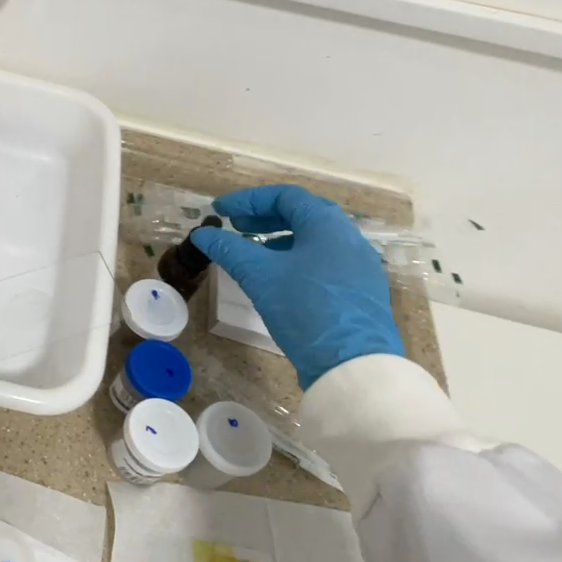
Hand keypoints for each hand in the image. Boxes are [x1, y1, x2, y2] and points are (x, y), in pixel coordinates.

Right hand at [191, 184, 402, 389]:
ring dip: (278, 238)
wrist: (352, 365)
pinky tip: (277, 278)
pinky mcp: (359, 291)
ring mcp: (358, 266)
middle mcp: (349, 238)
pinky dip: (295, 258)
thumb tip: (202, 234)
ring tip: (252, 252)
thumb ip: (229, 249)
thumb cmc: (305, 308)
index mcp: (327, 225)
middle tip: (234, 227)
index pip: (285, 196)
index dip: (248, 200)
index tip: (220, 211)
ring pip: (313, 239)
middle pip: (302, 214)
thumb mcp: (259, 275)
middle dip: (264, 217)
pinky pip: (323, 261)